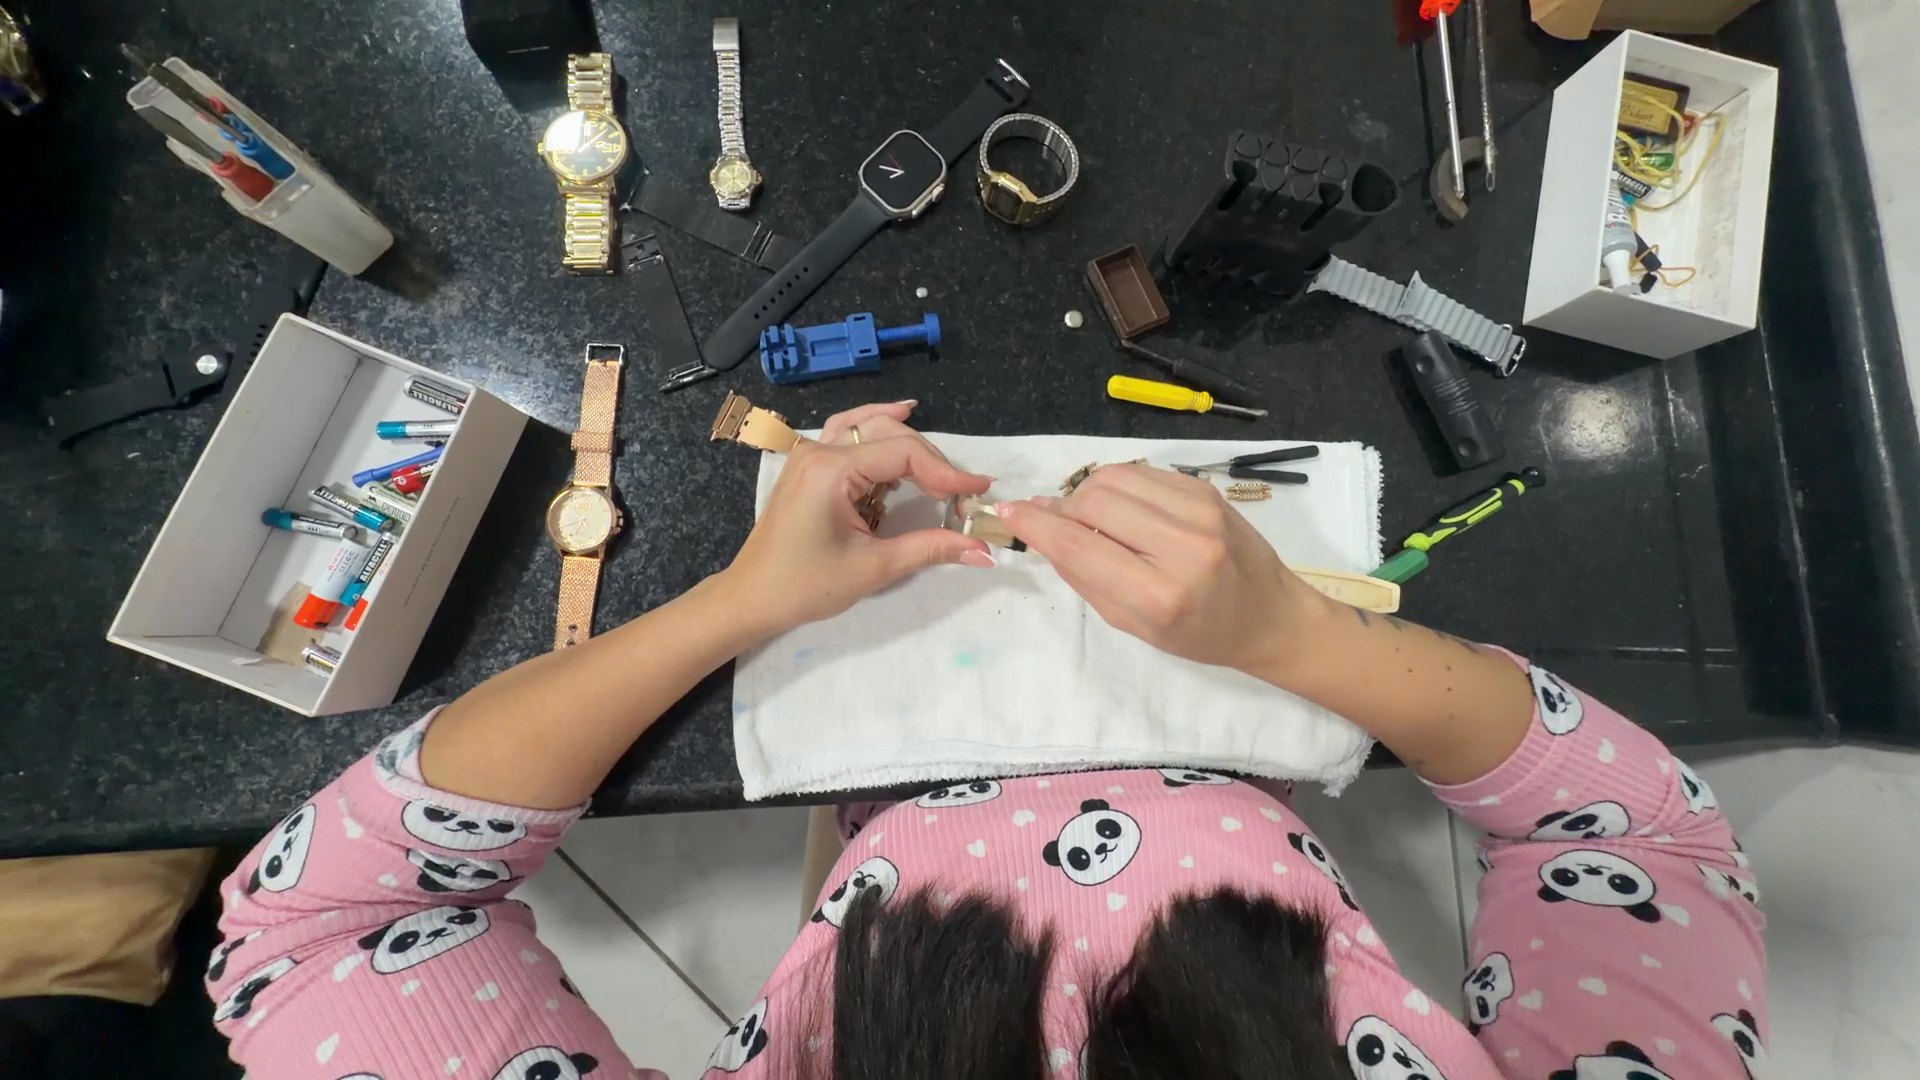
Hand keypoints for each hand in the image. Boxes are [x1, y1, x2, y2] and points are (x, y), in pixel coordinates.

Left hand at [722, 402, 994, 635]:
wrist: (752, 597)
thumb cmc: (805, 586)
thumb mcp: (873, 568)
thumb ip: (929, 549)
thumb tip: (981, 549)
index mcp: (831, 470)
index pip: (904, 454)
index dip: (947, 472)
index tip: (979, 491)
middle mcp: (819, 450)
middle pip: (891, 436)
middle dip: (931, 464)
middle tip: (959, 496)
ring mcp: (810, 453)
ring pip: (870, 427)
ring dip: (908, 444)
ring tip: (940, 470)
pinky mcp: (809, 464)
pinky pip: (848, 431)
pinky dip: (876, 425)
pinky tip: (900, 416)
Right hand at [996, 464, 1323, 671]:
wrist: (1268, 615)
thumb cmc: (1198, 634)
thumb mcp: (1131, 623)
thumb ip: (1083, 575)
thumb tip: (1040, 529)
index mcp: (1159, 595)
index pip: (1078, 544)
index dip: (1035, 524)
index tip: (1008, 513)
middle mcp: (1182, 545)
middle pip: (1092, 500)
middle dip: (1060, 507)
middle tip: (1052, 521)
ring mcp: (1200, 511)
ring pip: (1114, 477)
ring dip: (1085, 493)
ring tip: (1086, 515)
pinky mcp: (1206, 489)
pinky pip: (1141, 473)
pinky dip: (1117, 485)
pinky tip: (1119, 507)